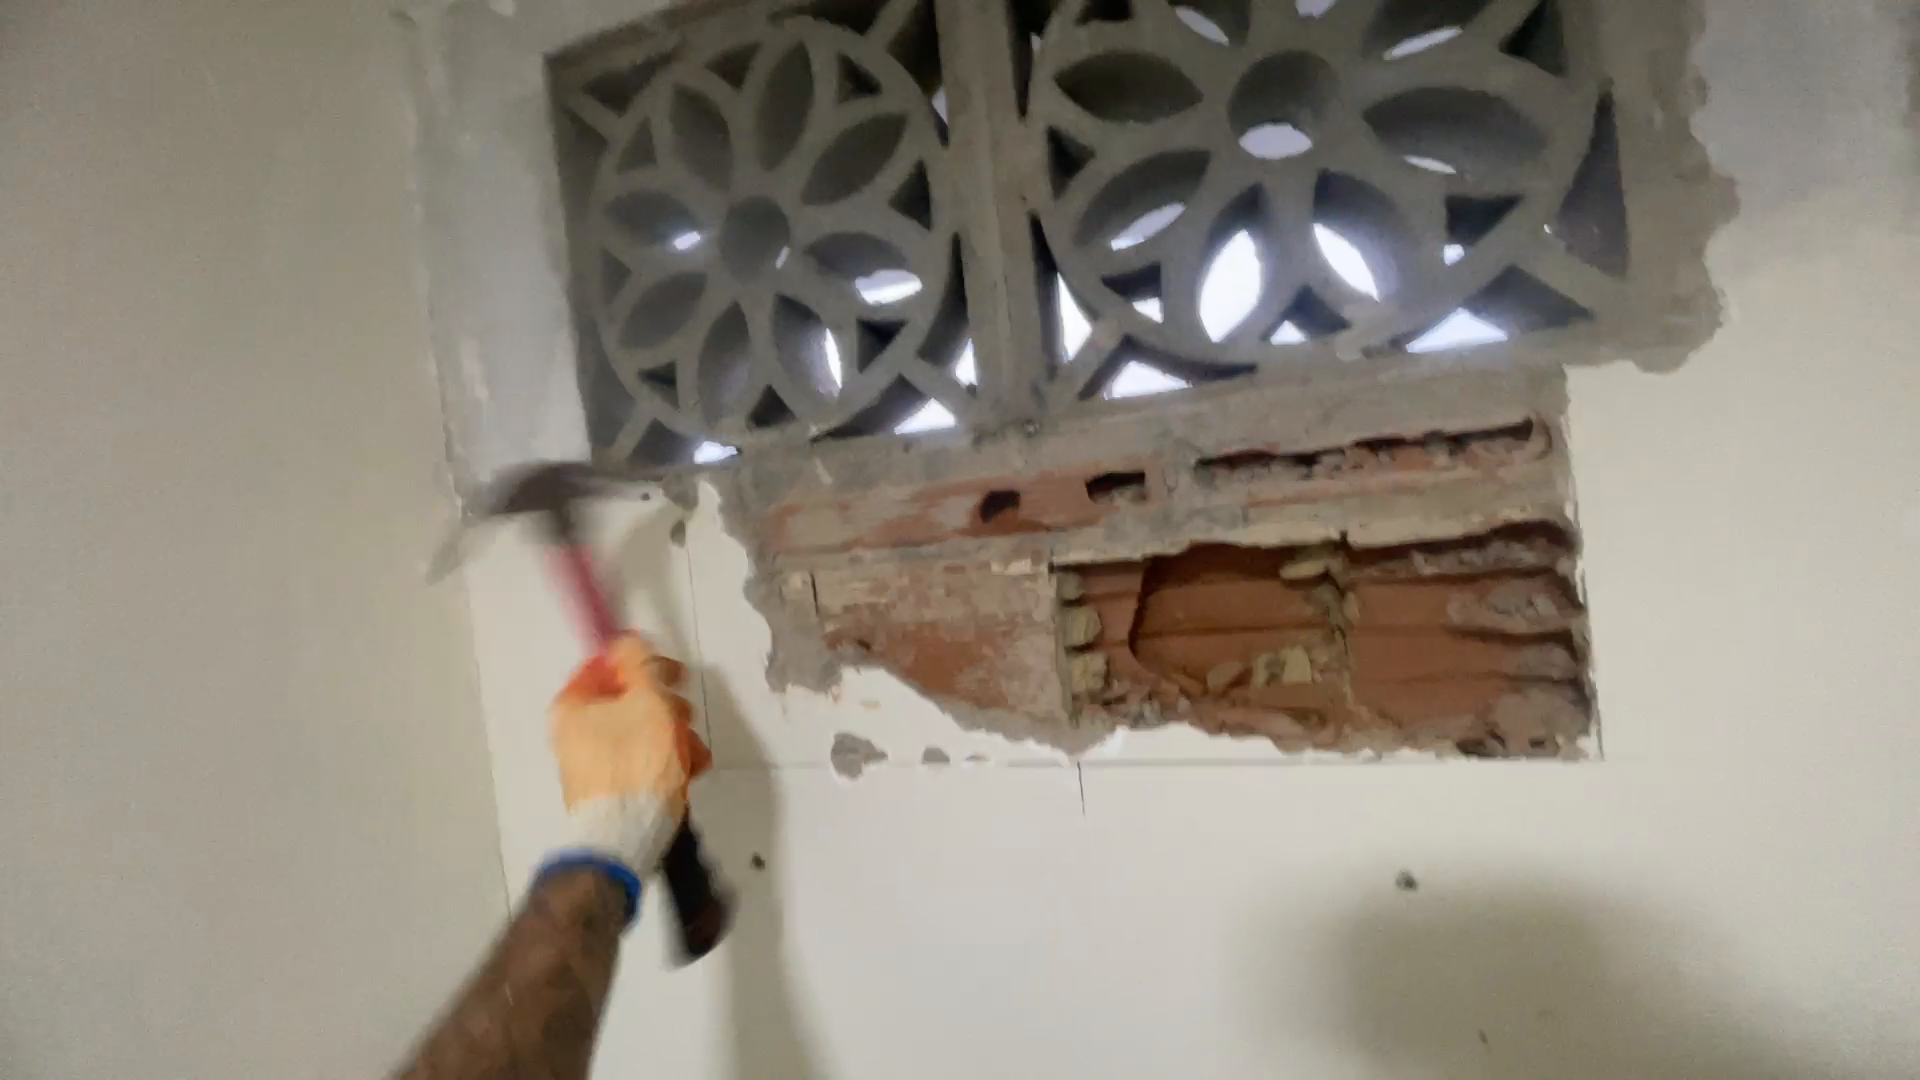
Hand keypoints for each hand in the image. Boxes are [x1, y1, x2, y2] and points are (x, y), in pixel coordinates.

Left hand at [545, 634, 711, 891]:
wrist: (629, 834)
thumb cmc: (637, 760)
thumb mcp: (647, 699)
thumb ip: (639, 662)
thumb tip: (627, 638)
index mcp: (574, 706)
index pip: (605, 664)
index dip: (641, 663)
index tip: (670, 674)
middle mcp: (575, 731)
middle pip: (630, 698)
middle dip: (667, 705)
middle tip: (684, 715)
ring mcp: (592, 761)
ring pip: (643, 728)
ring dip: (675, 734)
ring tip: (691, 752)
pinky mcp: (611, 786)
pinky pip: (643, 758)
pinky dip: (668, 759)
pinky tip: (688, 769)